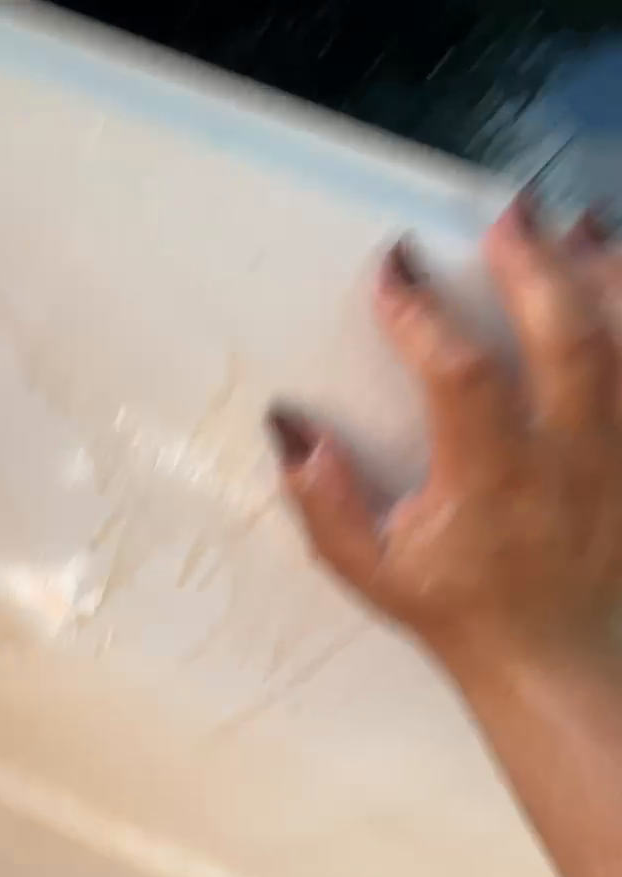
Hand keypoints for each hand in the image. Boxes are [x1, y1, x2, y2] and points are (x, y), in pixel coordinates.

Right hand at [273, 198, 621, 677]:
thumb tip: (290, 426)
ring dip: (611, 276)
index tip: (392, 270)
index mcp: (493, 482)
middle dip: (537, 267)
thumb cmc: (450, 607)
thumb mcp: (360, 565)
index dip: (424, 315)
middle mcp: (578, 458)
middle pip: (574, 339)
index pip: (463, 377)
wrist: (565, 658)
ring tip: (578, 224)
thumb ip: (323, 498)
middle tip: (509, 214)